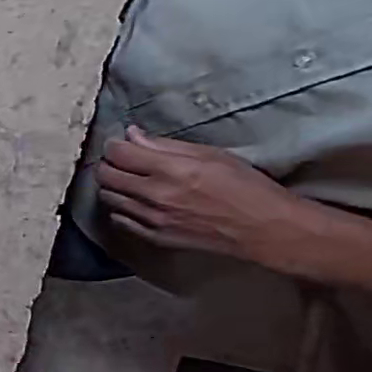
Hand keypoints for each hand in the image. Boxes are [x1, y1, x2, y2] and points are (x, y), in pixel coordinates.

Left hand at [96, 126, 335, 278]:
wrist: (265, 229)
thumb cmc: (245, 186)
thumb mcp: (211, 155)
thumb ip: (165, 145)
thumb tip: (132, 134)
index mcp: (170, 170)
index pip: (118, 153)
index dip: (114, 145)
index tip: (118, 144)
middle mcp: (155, 195)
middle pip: (106, 175)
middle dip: (108, 164)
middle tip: (120, 161)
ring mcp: (152, 218)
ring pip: (108, 197)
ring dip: (113, 186)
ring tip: (128, 180)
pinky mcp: (154, 237)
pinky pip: (120, 219)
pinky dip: (121, 207)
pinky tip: (134, 201)